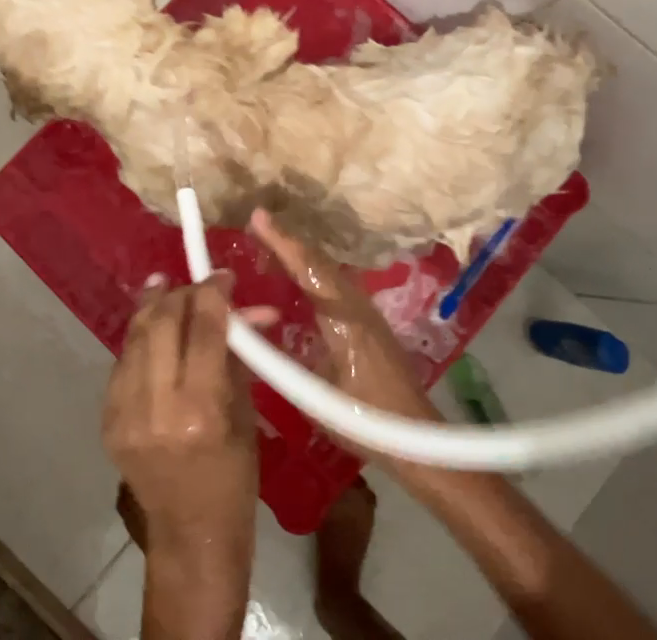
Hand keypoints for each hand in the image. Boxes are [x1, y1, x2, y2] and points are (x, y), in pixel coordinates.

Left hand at [102, 273, 259, 559]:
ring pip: (134, 339)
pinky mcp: (107, 422)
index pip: (203, 328)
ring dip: (152, 310)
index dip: (213, 292)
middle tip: (192, 284)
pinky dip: (139, 343)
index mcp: (201, 410)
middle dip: (179, 294)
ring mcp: (125, 415)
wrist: (191, 534)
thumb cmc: (235, 479)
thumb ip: (237, 359)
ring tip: (163, 289)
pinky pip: (122, 365)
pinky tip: (151, 334)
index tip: (222, 276)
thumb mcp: (245, 417)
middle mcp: (157, 407)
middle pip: (161, 324)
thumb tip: (245, 311)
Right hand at [249, 210, 446, 482]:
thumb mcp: (311, 393)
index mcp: (343, 318)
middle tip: (256, 226)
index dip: (282, 241)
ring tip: (270, 246)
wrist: (417, 438)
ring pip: (329, 271)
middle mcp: (357, 306)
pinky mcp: (369, 325)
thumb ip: (276, 359)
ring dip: (299, 255)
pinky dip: (311, 272)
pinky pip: (334, 284)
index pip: (309, 268)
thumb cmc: (363, 419)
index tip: (257, 217)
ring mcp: (366, 313)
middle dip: (287, 241)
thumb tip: (240, 331)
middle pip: (319, 262)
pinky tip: (297, 281)